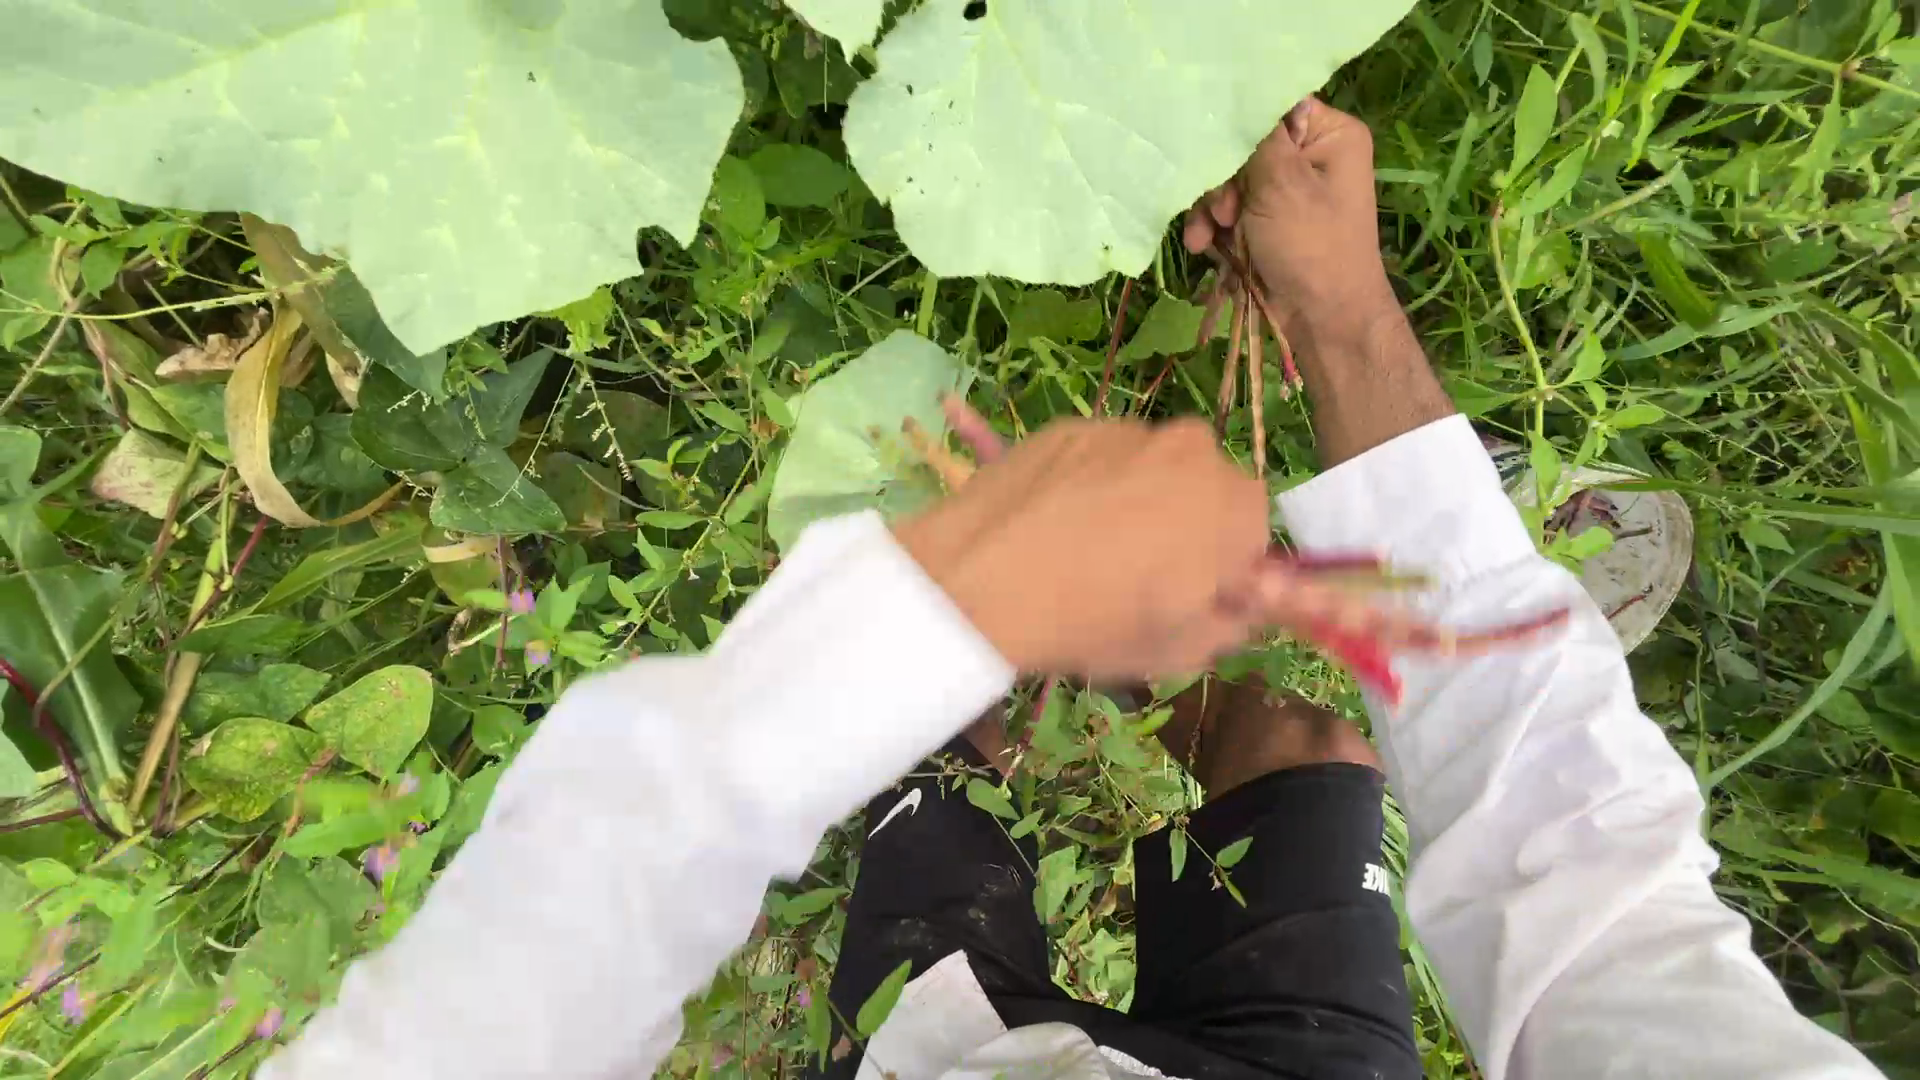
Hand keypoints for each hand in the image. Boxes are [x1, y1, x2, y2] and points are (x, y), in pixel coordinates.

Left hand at [892, 405, 1271, 678]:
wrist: (984, 578)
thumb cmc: (1096, 620)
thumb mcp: (1183, 648)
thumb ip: (1238, 618)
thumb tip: (1251, 596)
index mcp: (1236, 503)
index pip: (1253, 534)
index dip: (1222, 568)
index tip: (1184, 594)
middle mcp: (1190, 449)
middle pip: (1201, 491)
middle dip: (1182, 526)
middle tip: (1132, 574)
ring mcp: (1124, 429)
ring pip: (1146, 470)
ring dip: (1131, 501)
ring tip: (1081, 550)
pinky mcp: (1068, 425)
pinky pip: (1094, 458)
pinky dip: (1083, 484)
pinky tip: (1049, 523)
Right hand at [1184, 98, 1454, 466]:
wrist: (1320, 318)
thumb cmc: (1312, 247)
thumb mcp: (1283, 185)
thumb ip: (1257, 141)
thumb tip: (1231, 102)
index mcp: (1329, 136)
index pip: (1272, 111)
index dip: (1238, 133)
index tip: (1220, 161)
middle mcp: (1308, 161)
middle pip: (1243, 152)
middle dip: (1220, 185)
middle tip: (1221, 214)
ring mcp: (1283, 199)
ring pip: (1228, 188)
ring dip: (1209, 214)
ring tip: (1204, 242)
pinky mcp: (1262, 230)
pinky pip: (1227, 219)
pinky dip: (1214, 234)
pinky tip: (1205, 251)